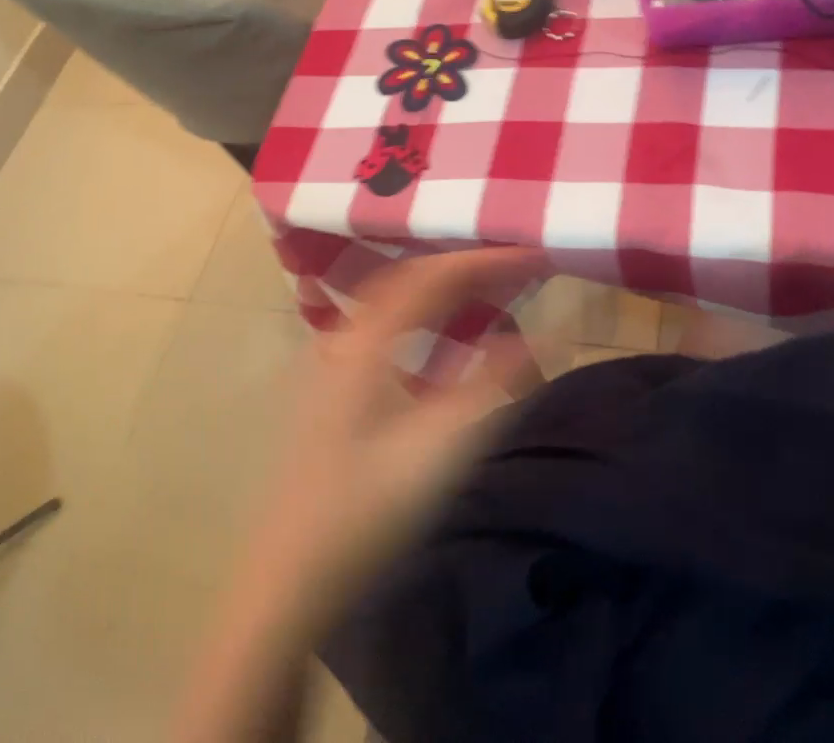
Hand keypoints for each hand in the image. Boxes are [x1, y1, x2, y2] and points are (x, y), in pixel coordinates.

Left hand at [257, 248, 547, 590]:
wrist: (290, 576)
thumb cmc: (367, 509)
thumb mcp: (441, 445)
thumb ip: (494, 383)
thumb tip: (543, 335)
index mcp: (364, 344)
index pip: (431, 277)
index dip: (486, 261)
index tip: (535, 256)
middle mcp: (342, 342)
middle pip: (407, 281)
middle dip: (466, 269)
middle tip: (519, 269)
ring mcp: (330, 368)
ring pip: (392, 307)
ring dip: (442, 293)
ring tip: (489, 293)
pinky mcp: (329, 395)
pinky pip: (384, 333)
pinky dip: (423, 322)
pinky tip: (440, 345)